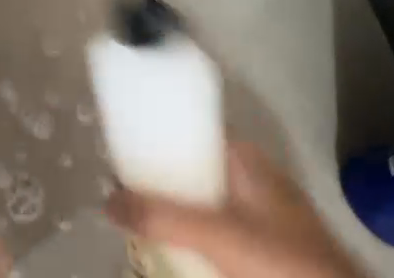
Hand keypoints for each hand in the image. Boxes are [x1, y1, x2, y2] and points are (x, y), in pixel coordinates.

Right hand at [104, 142, 363, 277]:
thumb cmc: (287, 264)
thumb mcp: (219, 236)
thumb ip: (160, 216)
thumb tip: (106, 199)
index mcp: (247, 161)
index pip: (191, 130)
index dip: (155, 132)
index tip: (119, 144)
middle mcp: (254, 183)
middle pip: (193, 170)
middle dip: (158, 180)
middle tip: (120, 190)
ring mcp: (264, 221)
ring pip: (204, 206)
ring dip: (173, 215)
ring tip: (136, 223)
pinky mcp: (269, 255)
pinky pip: (218, 238)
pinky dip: (193, 243)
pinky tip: (173, 255)